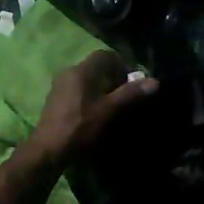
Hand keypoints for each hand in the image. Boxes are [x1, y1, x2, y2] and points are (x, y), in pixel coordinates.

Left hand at [27, 50, 158, 162]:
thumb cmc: (81, 126)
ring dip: (101, 87)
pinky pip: (77, 89)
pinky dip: (89, 95)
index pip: (105, 55)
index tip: (132, 81)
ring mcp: (60, 85)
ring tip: (112, 105)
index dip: (122, 65)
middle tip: (125, 94)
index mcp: (82, 70)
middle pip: (96, 66)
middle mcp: (69, 72)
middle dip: (113, 77)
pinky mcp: (55, 99)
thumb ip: (130, 94)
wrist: (49, 148)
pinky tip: (95, 112)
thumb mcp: (109, 110)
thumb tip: (154, 81)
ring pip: (86, 78)